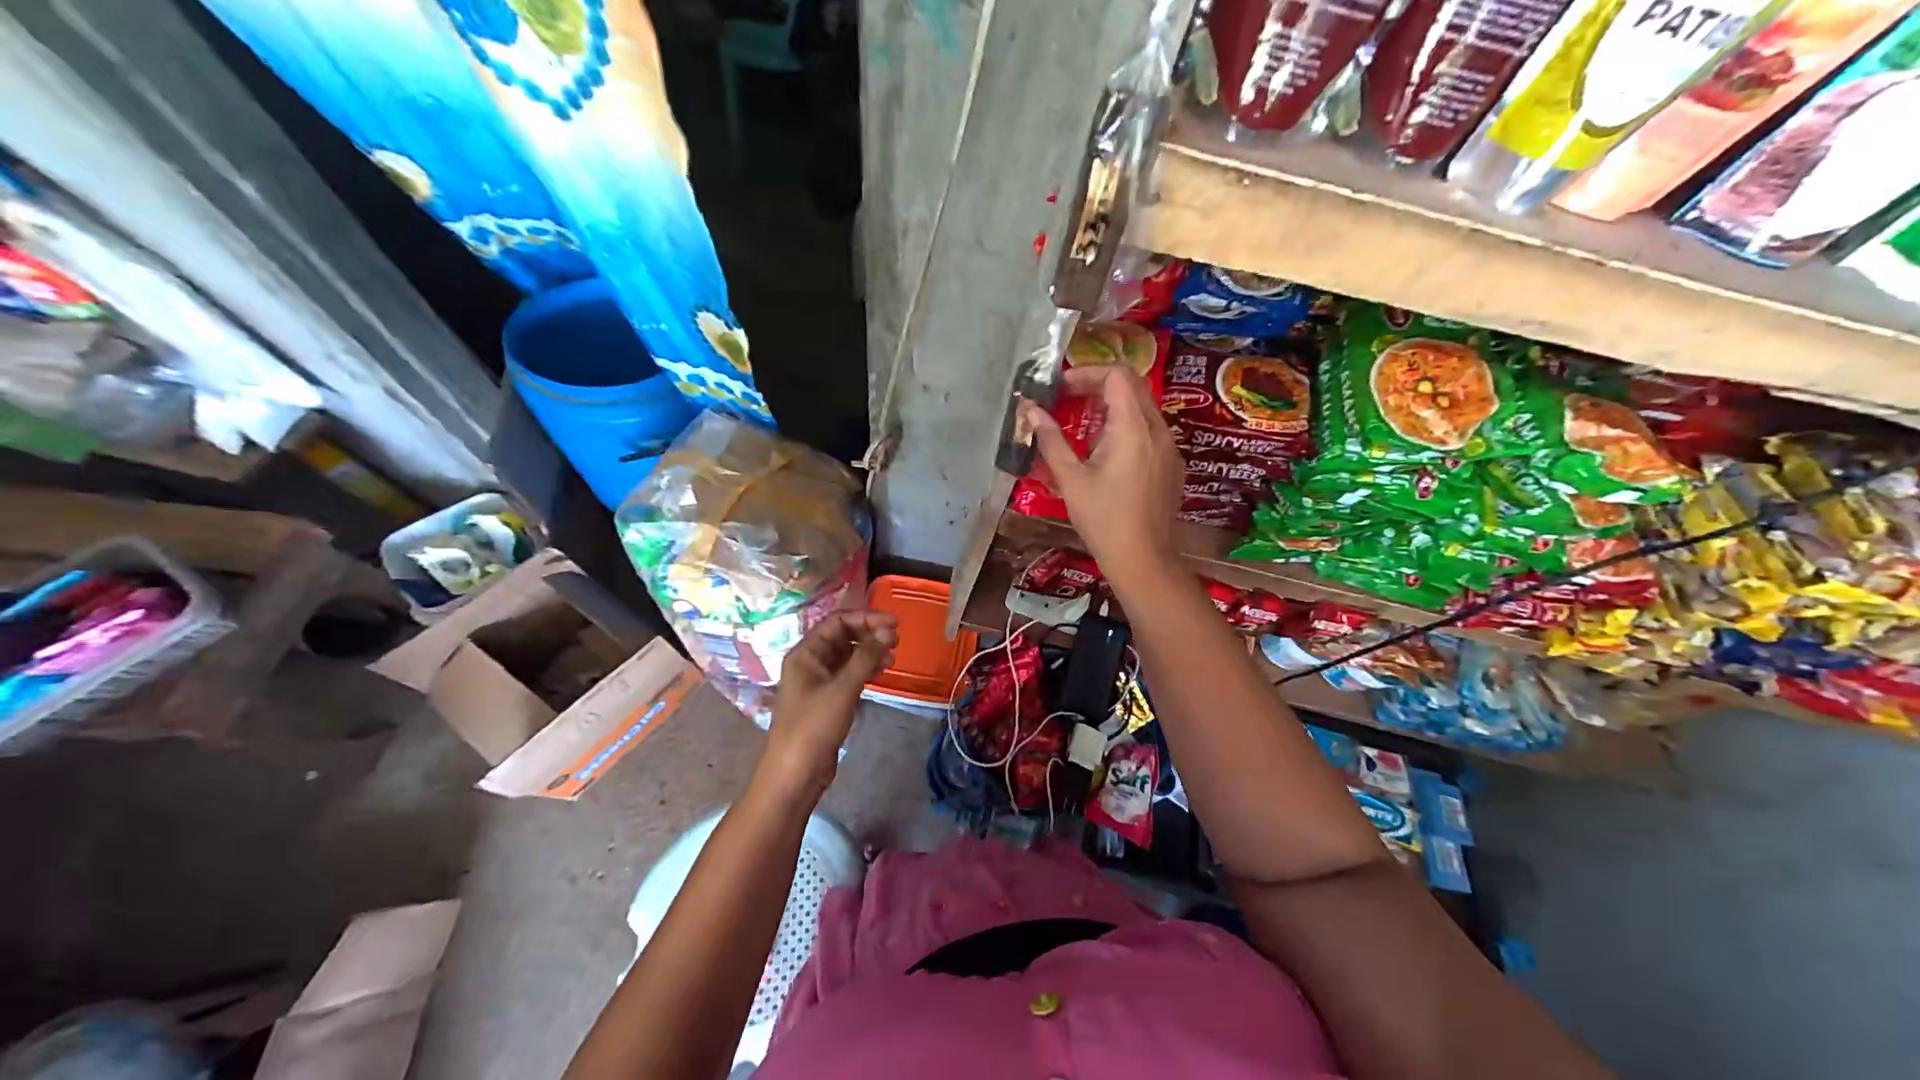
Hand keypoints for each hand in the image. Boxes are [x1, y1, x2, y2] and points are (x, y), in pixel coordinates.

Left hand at [760, 610, 898, 801]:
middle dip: (869, 634)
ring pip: (847, 656)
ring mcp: (818, 681)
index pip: (836, 622)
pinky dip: (866, 669)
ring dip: (870, 652)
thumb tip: (887, 631)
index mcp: (805, 653)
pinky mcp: (828, 699)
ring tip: (893, 658)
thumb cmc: (813, 727)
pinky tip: (882, 672)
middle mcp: (810, 662)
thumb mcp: (842, 689)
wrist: (795, 774)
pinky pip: (849, 674)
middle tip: (896, 640)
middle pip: (842, 636)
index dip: (866, 618)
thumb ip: (865, 657)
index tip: (894, 623)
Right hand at [1021, 365, 1183, 582]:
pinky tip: (1106, 452)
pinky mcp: (1171, 465)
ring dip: (1113, 406)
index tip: (1061, 387)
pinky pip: (1150, 430)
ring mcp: (1169, 448)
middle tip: (1069, 399)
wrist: (1143, 559)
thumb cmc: (1103, 520)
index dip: (1087, 373)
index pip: (1117, 375)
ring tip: (1082, 425)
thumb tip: (1031, 411)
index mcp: (1132, 429)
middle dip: (1099, 385)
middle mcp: (1157, 430)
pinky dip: (1127, 426)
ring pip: (1143, 408)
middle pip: (1132, 386)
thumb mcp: (1071, 479)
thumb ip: (1051, 440)